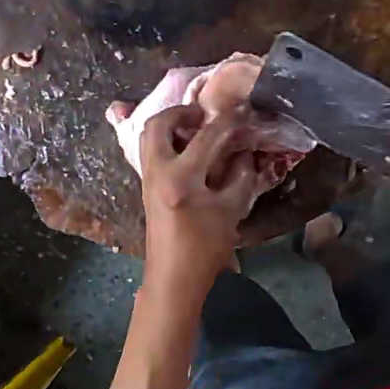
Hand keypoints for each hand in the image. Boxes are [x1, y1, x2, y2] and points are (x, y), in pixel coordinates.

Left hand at [137, 105, 257, 292]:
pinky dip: (166, 140)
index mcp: (182, 178)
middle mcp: (158, 171)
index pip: (207, 137)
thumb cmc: (205, 248)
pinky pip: (150, 150)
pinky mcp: (145, 185)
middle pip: (160, 123)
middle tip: (205, 115)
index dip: (228, 121)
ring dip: (170, 125)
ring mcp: (147, 177)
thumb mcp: (232, 211)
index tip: (242, 111)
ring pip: (149, 135)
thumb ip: (241, 176)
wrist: (174, 277)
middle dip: (183, 112)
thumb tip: (244, 151)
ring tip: (195, 129)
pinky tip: (188, 150)